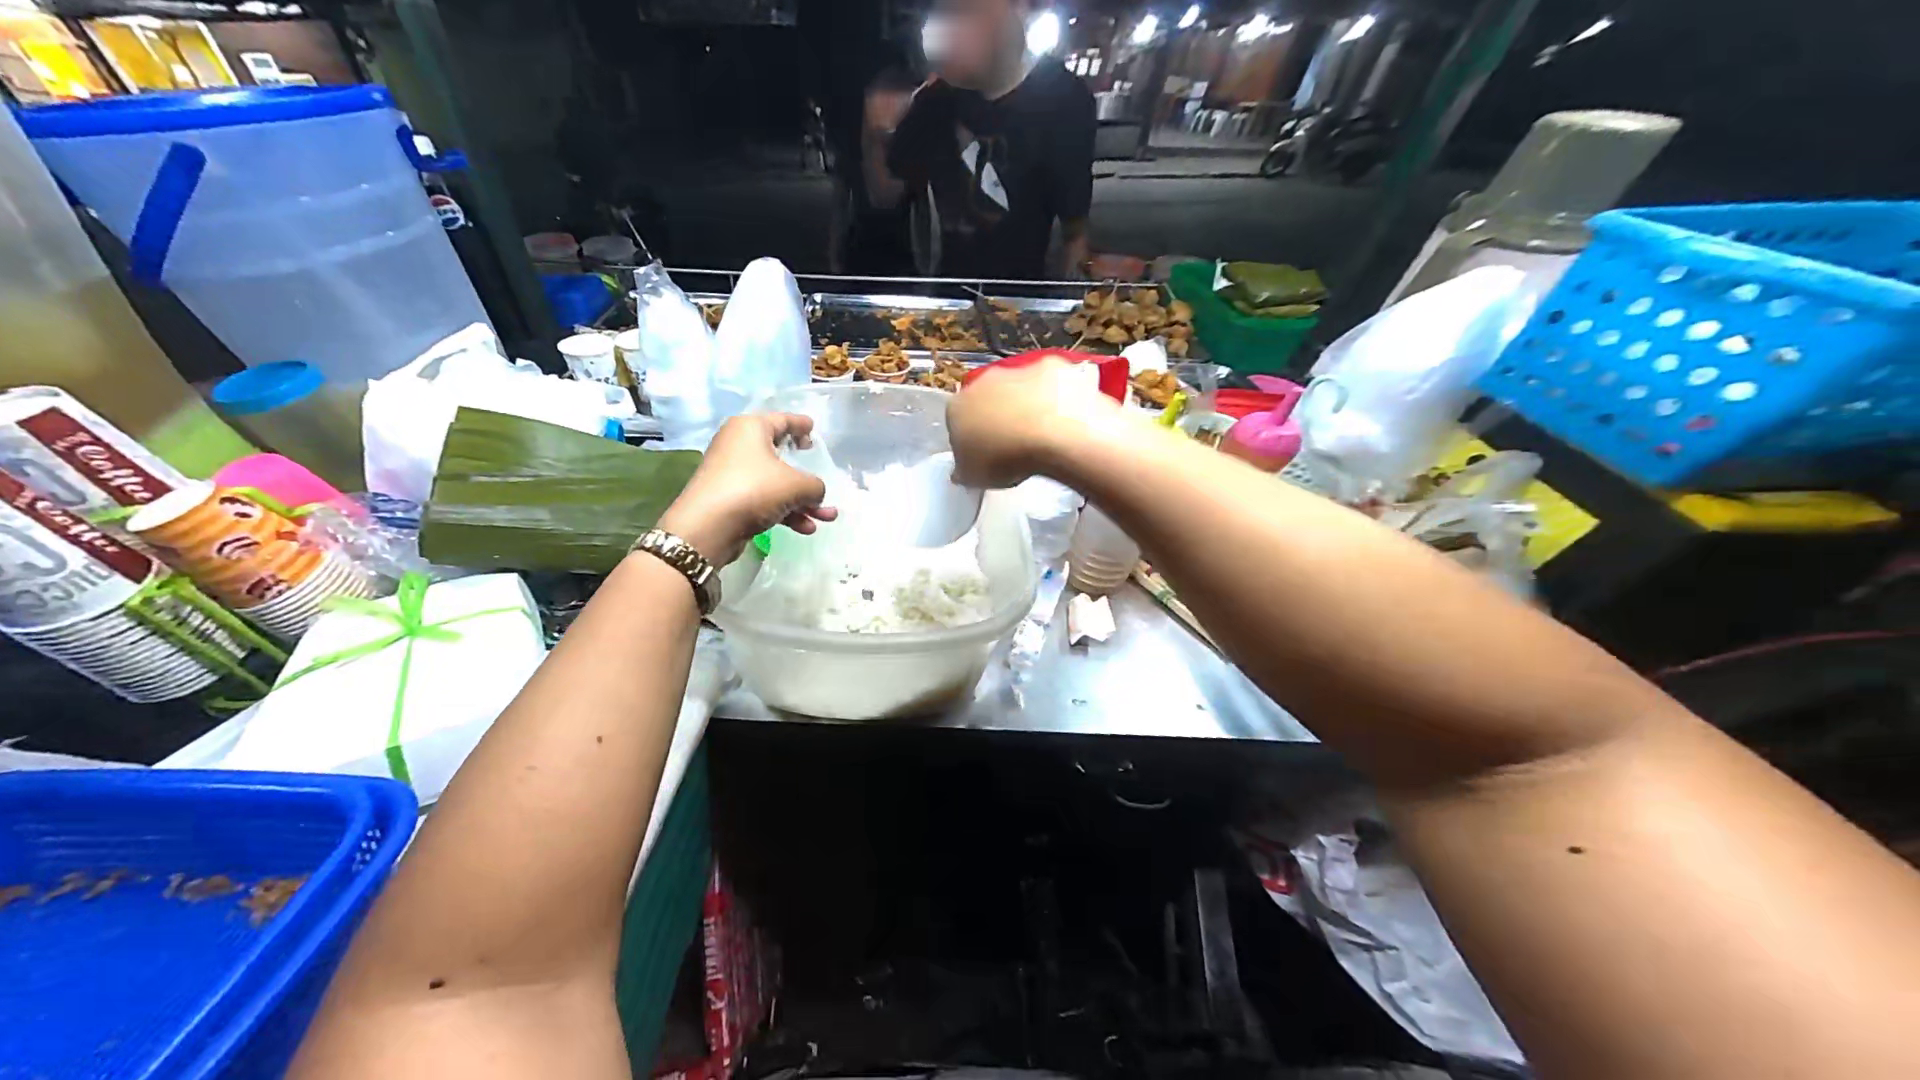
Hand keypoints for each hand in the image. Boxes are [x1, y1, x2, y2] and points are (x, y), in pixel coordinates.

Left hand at [656, 413, 836, 565]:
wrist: (708, 527)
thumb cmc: (754, 490)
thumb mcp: (797, 485)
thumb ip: (815, 486)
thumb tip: (815, 493)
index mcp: (751, 428)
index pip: (782, 420)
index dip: (800, 425)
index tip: (813, 428)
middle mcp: (738, 446)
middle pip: (779, 455)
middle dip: (806, 475)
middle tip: (819, 472)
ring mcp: (732, 474)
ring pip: (776, 484)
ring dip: (802, 501)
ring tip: (827, 518)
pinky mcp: (730, 499)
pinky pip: (765, 500)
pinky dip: (786, 512)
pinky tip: (806, 528)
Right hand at [947, 356, 1124, 488]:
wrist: (1051, 439)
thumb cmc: (1006, 458)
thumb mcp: (973, 477)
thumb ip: (963, 469)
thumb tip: (962, 471)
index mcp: (957, 407)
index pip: (958, 421)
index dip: (972, 436)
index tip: (985, 452)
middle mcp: (983, 381)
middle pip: (987, 398)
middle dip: (997, 414)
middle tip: (1013, 441)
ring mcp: (1017, 371)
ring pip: (1018, 386)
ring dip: (1026, 403)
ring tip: (1040, 432)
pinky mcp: (1050, 367)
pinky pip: (1050, 380)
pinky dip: (1056, 394)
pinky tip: (1063, 416)